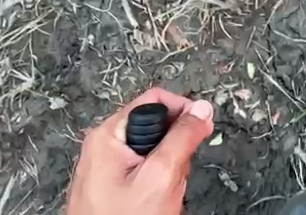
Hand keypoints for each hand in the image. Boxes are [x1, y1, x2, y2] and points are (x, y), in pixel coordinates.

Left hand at [66, 87, 215, 214]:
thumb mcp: (161, 175)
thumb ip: (183, 137)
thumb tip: (202, 109)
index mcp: (108, 135)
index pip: (156, 101)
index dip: (183, 112)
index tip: (200, 130)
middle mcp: (104, 148)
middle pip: (157, 128)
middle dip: (174, 151)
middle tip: (174, 174)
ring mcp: (106, 171)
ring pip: (154, 154)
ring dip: (168, 173)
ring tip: (163, 196)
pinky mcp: (111, 190)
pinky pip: (144, 175)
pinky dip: (156, 186)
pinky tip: (155, 205)